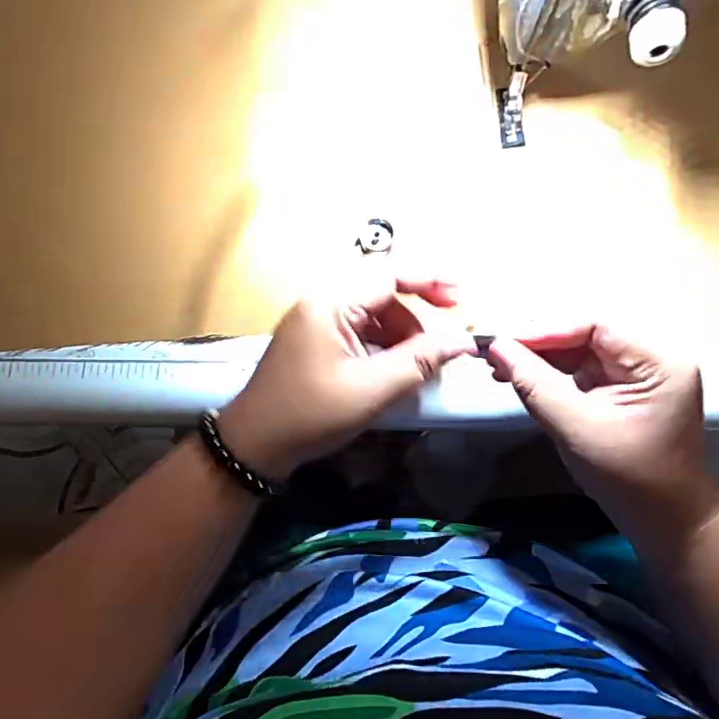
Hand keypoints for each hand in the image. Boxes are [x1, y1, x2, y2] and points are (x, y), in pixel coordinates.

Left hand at [216, 279, 475, 478]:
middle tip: (445, 340)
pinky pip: (358, 332)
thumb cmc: (311, 415)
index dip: (429, 281)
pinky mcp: (315, 342)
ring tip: (419, 368)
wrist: (255, 445)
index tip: (461, 299)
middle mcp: (320, 303)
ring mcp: (315, 322)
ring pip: (373, 315)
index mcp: (330, 303)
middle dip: (416, 317)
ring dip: (401, 336)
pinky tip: (394, 372)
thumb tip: (464, 341)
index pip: (388, 274)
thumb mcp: (372, 390)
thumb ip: (420, 361)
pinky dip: (382, 347)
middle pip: (382, 293)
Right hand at [487, 324, 718, 545]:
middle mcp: (653, 361)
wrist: (664, 522)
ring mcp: (639, 378)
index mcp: (658, 363)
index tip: (504, 343)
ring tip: (500, 369)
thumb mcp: (576, 428)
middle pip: (586, 337)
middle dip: (539, 347)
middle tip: (495, 356)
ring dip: (541, 362)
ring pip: (581, 355)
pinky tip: (524, 382)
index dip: (545, 331)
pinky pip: (583, 375)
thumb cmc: (627, 478)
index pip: (595, 327)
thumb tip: (498, 348)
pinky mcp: (624, 394)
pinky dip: (552, 379)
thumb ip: (535, 385)